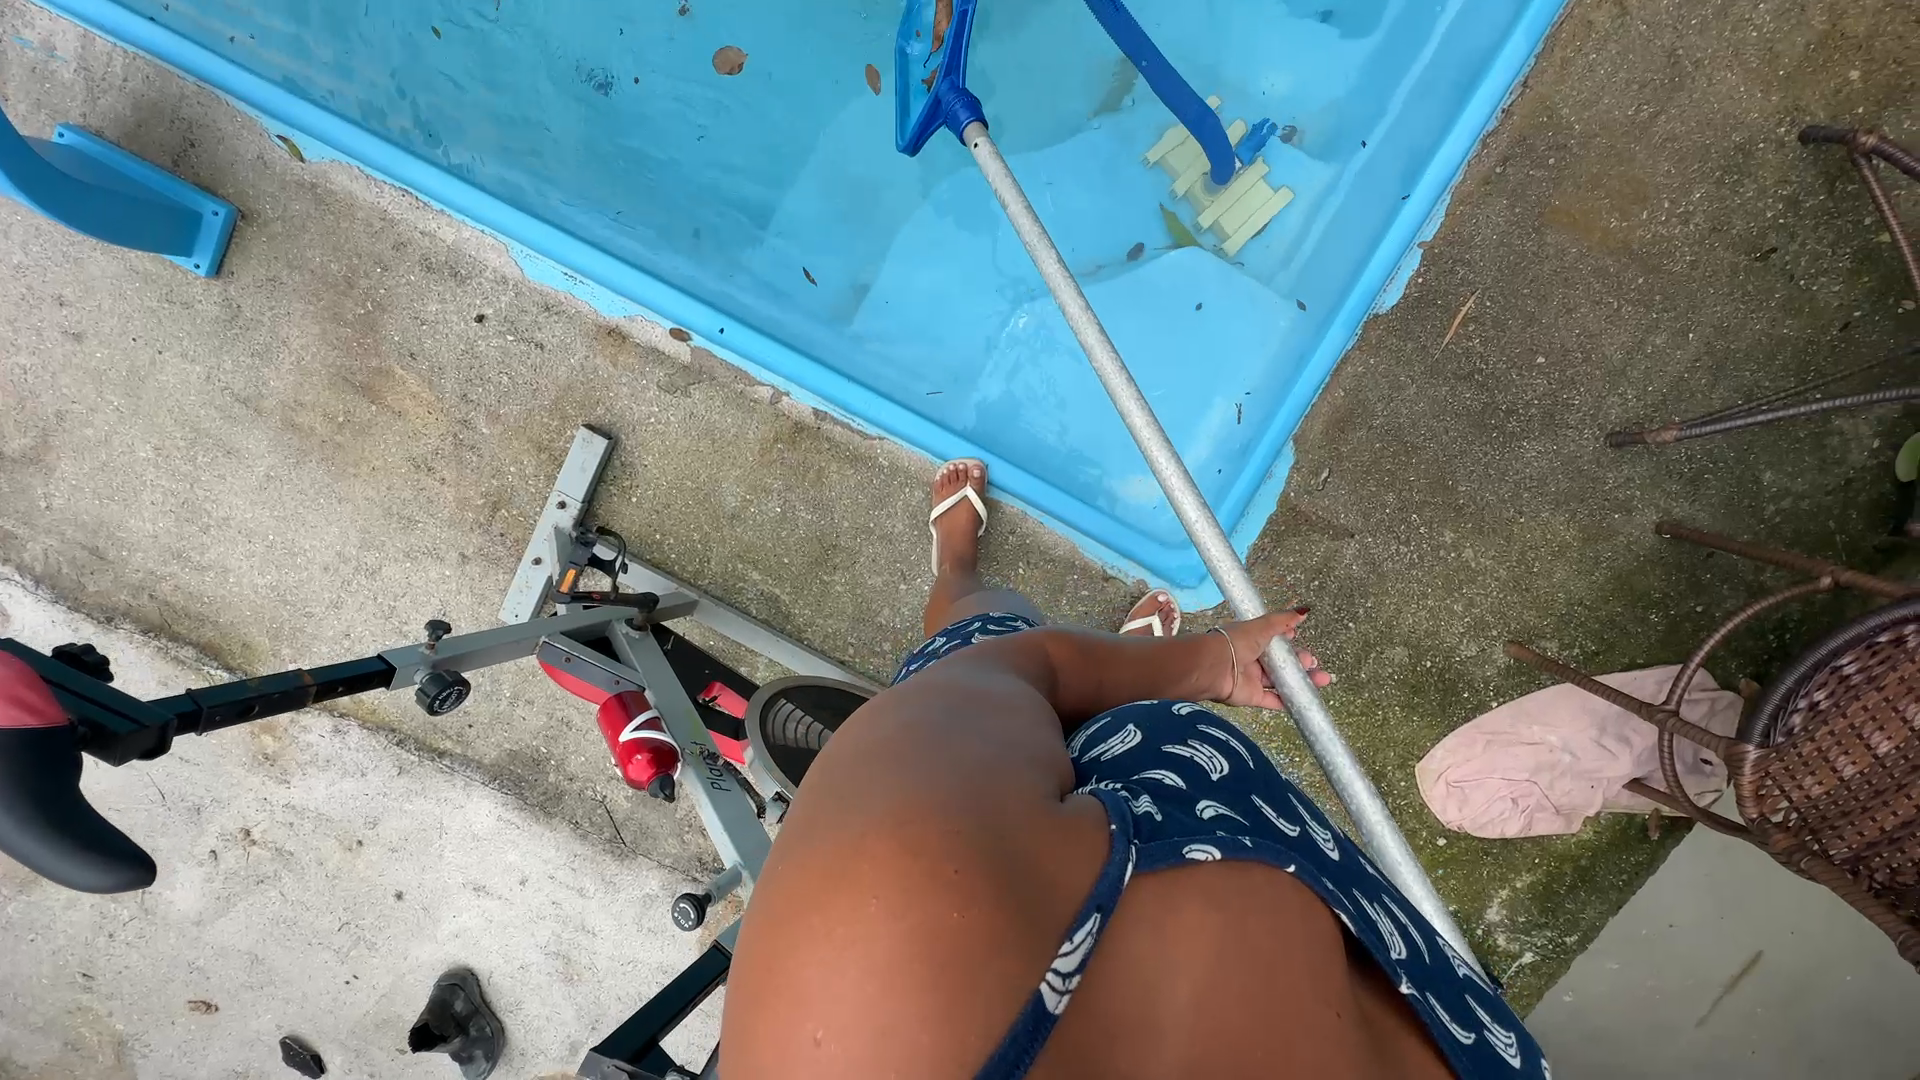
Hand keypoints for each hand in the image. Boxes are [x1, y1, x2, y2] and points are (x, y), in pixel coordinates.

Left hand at [1205, 610, 1330, 708]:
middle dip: (1300, 663)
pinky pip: (1272, 700)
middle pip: (1280, 663)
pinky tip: (1305, 698)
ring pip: (1281, 682)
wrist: (1213, 667)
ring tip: (1322, 680)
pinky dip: (1288, 701)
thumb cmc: (1234, 642)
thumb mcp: (1261, 627)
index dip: (1288, 642)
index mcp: (1250, 640)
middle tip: (1313, 663)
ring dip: (1301, 682)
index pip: (1273, 641)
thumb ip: (1282, 620)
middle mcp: (1251, 659)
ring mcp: (1252, 679)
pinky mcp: (1252, 696)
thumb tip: (1304, 610)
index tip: (1299, 640)